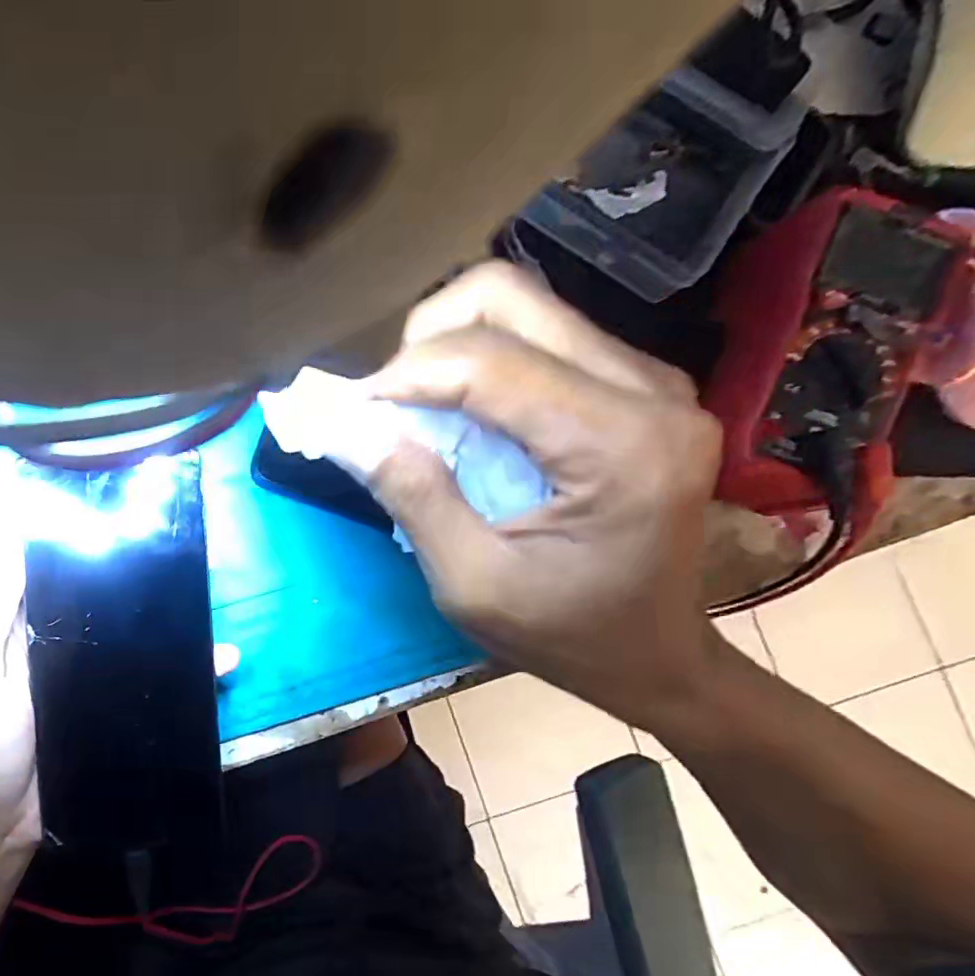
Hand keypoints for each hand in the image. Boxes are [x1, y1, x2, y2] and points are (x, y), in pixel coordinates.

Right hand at [358, 261, 725, 713]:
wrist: (654, 654)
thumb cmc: (561, 630)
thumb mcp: (468, 581)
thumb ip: (412, 496)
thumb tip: (346, 428)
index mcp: (618, 445)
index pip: (486, 362)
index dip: (399, 378)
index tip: (347, 417)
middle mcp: (646, 389)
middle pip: (505, 297)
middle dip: (420, 343)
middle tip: (387, 406)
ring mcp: (645, 378)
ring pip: (518, 304)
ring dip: (443, 345)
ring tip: (415, 409)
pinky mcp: (630, 383)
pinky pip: (534, 334)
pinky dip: (472, 360)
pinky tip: (455, 414)